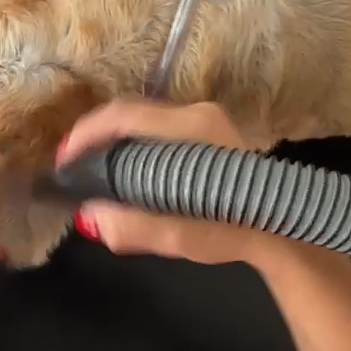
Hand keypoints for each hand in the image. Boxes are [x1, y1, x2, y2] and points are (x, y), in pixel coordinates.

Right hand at [58, 101, 298, 268]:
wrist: (286, 228)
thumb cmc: (236, 230)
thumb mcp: (183, 238)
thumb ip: (135, 227)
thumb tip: (89, 218)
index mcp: (192, 129)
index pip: (124, 116)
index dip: (86, 134)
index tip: (64, 160)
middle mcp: (198, 113)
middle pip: (131, 113)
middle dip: (95, 138)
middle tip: (73, 168)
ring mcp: (206, 118)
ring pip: (144, 120)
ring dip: (114, 142)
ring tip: (93, 172)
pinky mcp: (209, 130)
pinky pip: (158, 129)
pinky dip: (134, 146)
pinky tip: (126, 172)